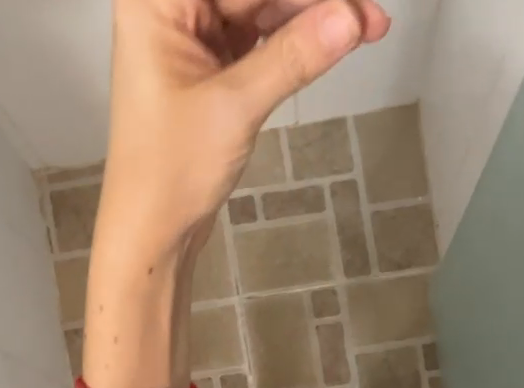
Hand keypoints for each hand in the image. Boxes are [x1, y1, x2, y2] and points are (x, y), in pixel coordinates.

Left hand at [96, 0, 390, 256]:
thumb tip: (349, 18)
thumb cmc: (171, 169)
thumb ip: (293, 57)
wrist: (152, 229)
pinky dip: (296, 43)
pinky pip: (261, 40)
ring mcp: (193, 39)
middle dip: (313, 2)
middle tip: (371, 18)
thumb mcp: (235, 107)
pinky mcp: (212, 69)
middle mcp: (173, 8)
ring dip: (312, 19)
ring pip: (263, 10)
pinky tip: (333, 41)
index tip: (353, 3)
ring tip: (368, 28)